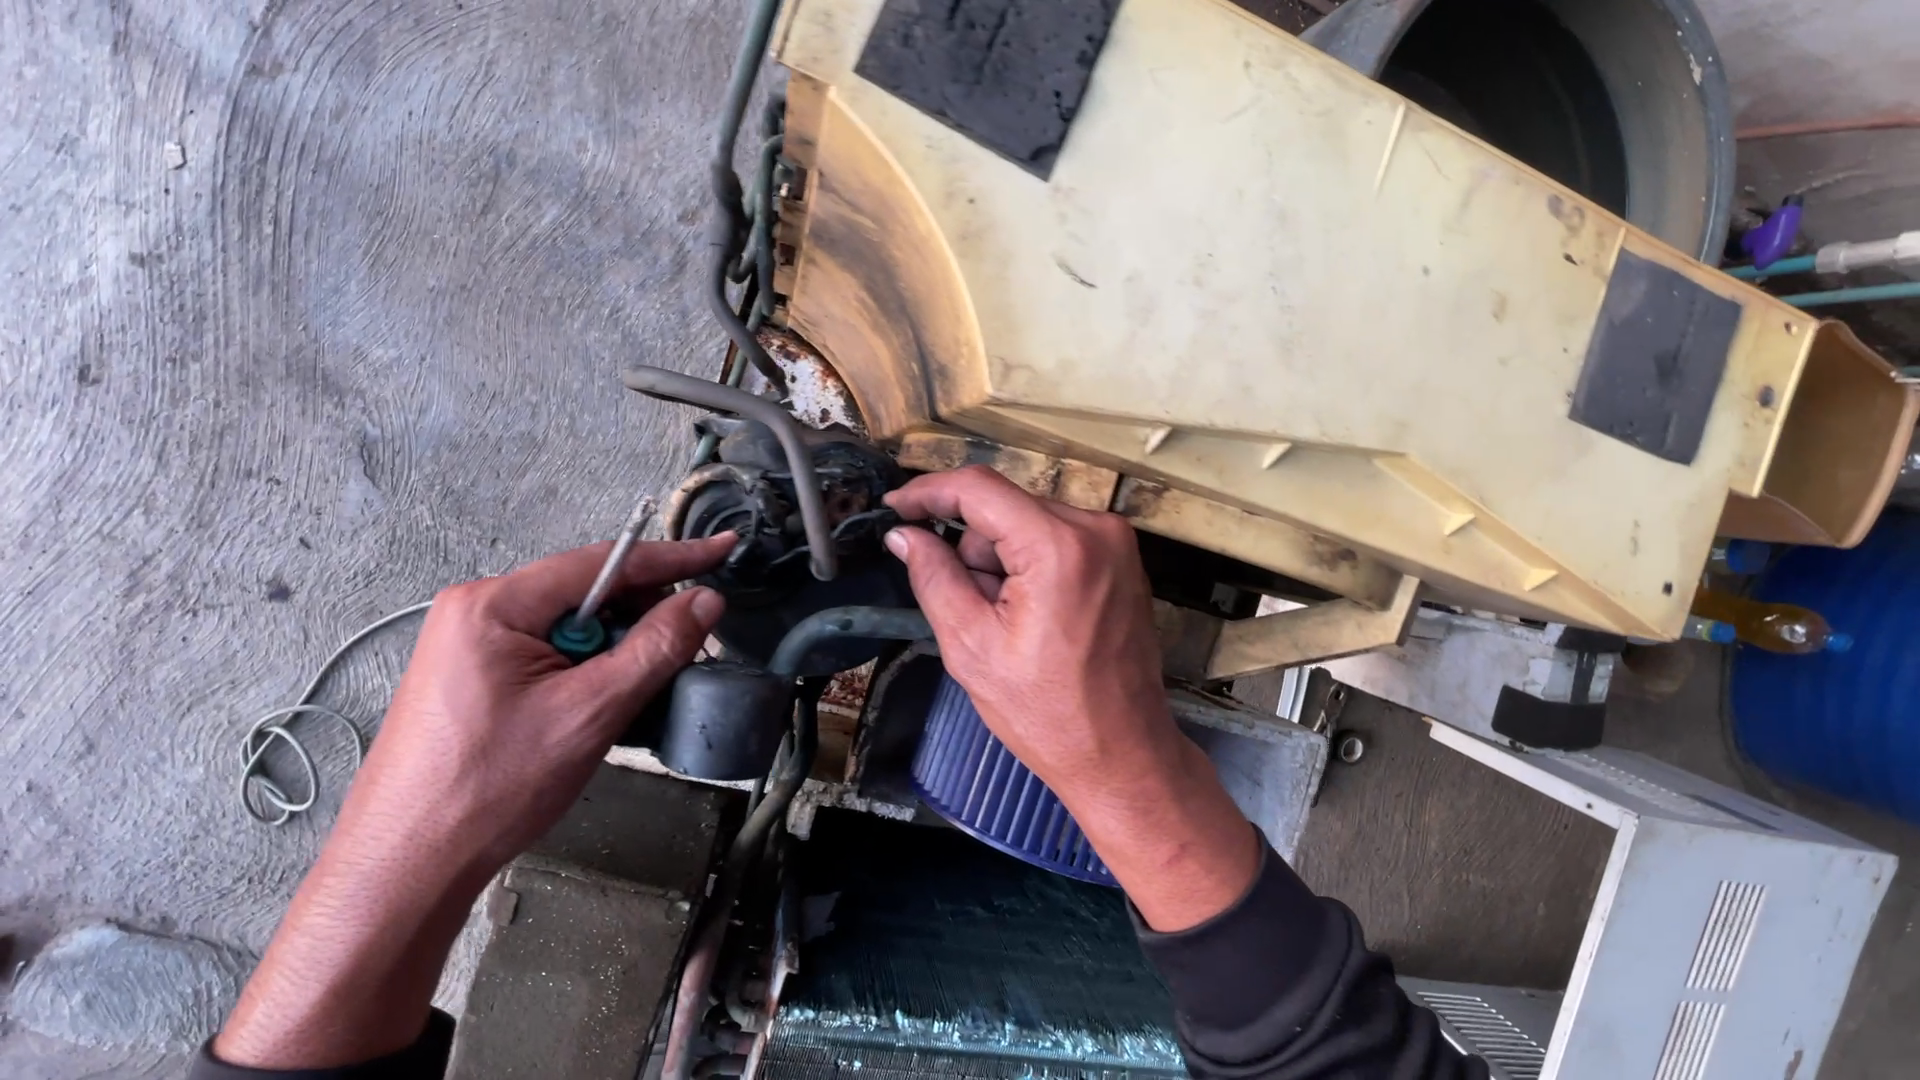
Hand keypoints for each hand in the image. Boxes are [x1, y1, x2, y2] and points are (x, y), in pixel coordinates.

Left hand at [362, 534, 732, 870]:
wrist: (407, 865)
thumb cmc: (488, 789)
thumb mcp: (590, 713)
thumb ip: (655, 649)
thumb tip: (705, 602)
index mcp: (495, 605)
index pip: (603, 563)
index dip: (672, 558)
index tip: (722, 550)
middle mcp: (478, 610)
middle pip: (589, 592)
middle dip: (641, 619)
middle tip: (681, 656)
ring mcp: (472, 642)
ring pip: (574, 624)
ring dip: (615, 652)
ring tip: (629, 699)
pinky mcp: (476, 673)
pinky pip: (551, 650)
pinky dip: (588, 671)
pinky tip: (599, 707)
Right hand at [883, 468, 1257, 930]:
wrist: (1122, 751)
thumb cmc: (1048, 712)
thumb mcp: (971, 647)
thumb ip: (933, 577)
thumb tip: (904, 534)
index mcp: (1058, 547)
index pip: (979, 488)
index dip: (929, 492)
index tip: (895, 507)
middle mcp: (1096, 528)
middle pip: (1003, 509)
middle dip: (973, 551)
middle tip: (975, 612)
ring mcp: (1115, 541)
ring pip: (1025, 523)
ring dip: (1002, 563)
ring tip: (1011, 625)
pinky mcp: (1121, 557)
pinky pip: (1054, 539)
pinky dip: (1029, 566)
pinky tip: (1034, 617)